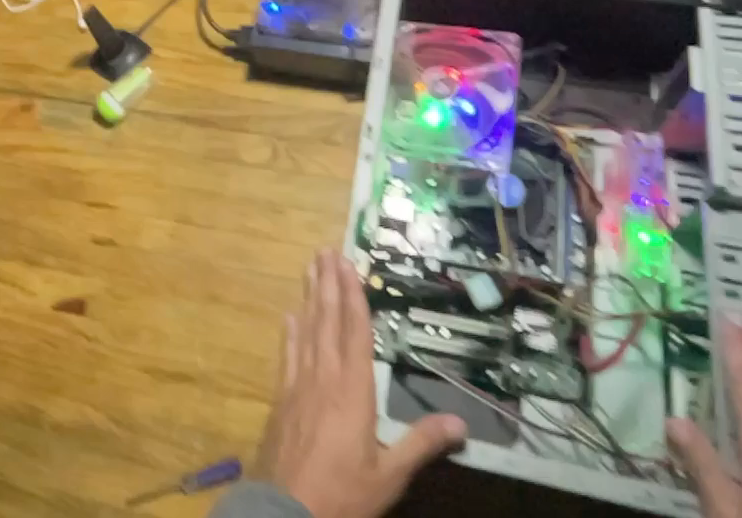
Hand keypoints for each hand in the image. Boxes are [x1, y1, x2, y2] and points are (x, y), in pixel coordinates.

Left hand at [254, 249, 467, 517]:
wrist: (284, 515)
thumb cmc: (342, 495)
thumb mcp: (389, 475)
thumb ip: (422, 443)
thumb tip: (461, 421)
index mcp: (353, 391)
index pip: (356, 332)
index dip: (354, 296)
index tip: (349, 263)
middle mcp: (324, 378)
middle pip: (328, 321)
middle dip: (329, 284)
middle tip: (326, 250)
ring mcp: (298, 387)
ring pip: (306, 331)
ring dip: (309, 297)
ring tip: (310, 268)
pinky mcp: (281, 401)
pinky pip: (287, 356)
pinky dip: (289, 333)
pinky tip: (289, 316)